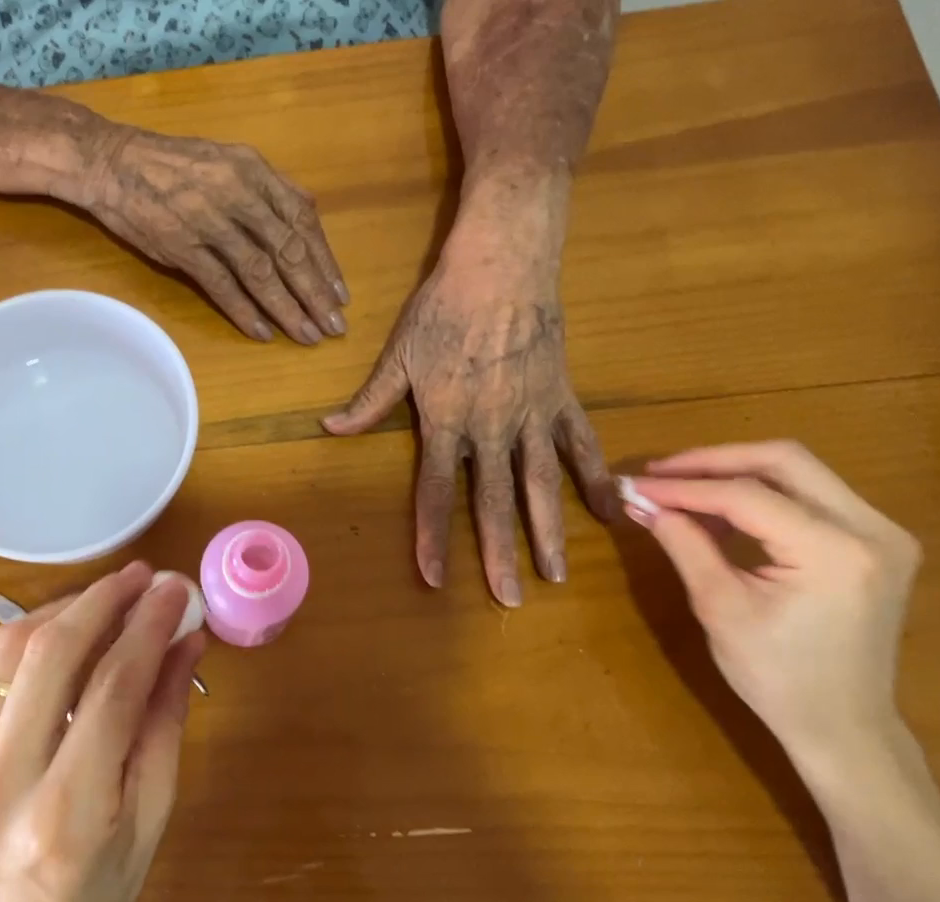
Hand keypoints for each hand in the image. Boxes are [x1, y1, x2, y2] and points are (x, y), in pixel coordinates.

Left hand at [0, 562, 204, 901]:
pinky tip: (73, 634)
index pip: (112, 689)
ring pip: (9, 649)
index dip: (148, 628)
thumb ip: (164, 721)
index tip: (175, 592)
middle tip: (144, 576)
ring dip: (64, 608)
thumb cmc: (101, 892)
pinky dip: (37, 640)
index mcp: (67, 812)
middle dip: (101, 600)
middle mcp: (2, 780)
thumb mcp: (152, 816)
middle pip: (49, 654)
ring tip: (111, 595)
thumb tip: (185, 640)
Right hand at [68, 126, 347, 344]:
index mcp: (254, 170)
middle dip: (314, 292)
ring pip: (260, 272)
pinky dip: (244, 311)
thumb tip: (301, 218)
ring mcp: (210, 222)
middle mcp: (239, 193)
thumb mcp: (227, 160)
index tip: (339, 292)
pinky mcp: (183, 247)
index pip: (302, 218)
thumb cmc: (172, 165)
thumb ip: (265, 189)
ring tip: (306, 335)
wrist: (112, 163)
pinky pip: (221, 285)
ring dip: (286, 308)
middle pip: (288, 250)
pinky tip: (262, 332)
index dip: (325, 259)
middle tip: (333, 326)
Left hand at [322, 236, 614, 604]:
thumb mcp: (396, 356)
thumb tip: (328, 427)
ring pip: (541, 483)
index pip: (434, 492)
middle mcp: (489, 428)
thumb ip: (368, 402)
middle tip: (510, 599)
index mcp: (445, 422)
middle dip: (499, 553)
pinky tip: (611, 511)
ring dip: (549, 531)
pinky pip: (582, 444)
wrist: (501, 264)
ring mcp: (531, 414)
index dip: (432, 538)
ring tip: (557, 574)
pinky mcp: (562, 396)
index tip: (435, 579)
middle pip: (492, 501)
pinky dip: (596, 477)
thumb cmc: (442, 309)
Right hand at [625, 441, 921, 757]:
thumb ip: (685, 546)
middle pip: (786, 462)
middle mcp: (872, 528)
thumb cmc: (774, 676)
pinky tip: (720, 508)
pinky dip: (762, 494)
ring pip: (801, 473)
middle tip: (658, 472)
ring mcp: (882, 532)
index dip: (686, 486)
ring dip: (737, 473)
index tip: (636, 485)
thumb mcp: (720, 608)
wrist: (841, 722)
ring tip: (681, 486)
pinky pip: (813, 498)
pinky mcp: (875, 542)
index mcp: (834, 551)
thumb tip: (643, 504)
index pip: (748, 495)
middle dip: (714, 461)